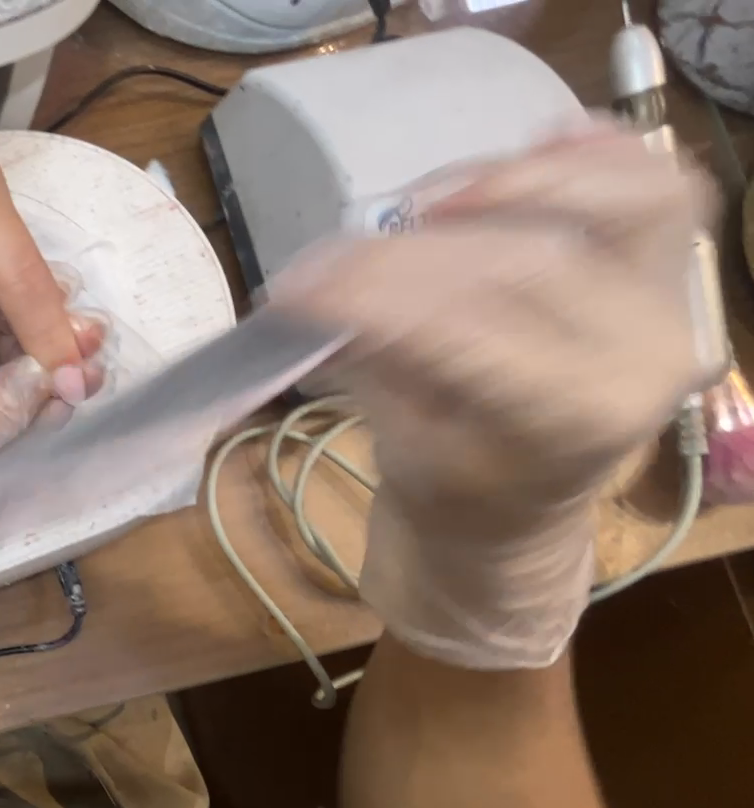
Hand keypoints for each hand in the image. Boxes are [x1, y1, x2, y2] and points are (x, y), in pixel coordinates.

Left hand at [0, 341, 100, 728]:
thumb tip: (44, 369)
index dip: (1, 311)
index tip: (54, 298)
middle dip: (36, 342)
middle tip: (89, 333)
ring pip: (12, 394)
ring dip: (50, 377)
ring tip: (92, 365)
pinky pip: (21, 432)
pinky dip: (46, 416)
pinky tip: (72, 399)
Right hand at [274, 126, 716, 667]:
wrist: (513, 510)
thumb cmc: (447, 494)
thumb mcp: (397, 446)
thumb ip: (377, 365)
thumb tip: (323, 295)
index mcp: (567, 419)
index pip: (462, 330)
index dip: (368, 299)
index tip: (288, 291)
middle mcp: (643, 352)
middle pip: (521, 261)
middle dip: (401, 253)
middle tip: (317, 263)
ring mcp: (669, 306)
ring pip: (621, 202)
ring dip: (511, 184)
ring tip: (417, 202)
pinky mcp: (664, 279)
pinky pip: (656, 191)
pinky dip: (596, 157)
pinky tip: (528, 147)